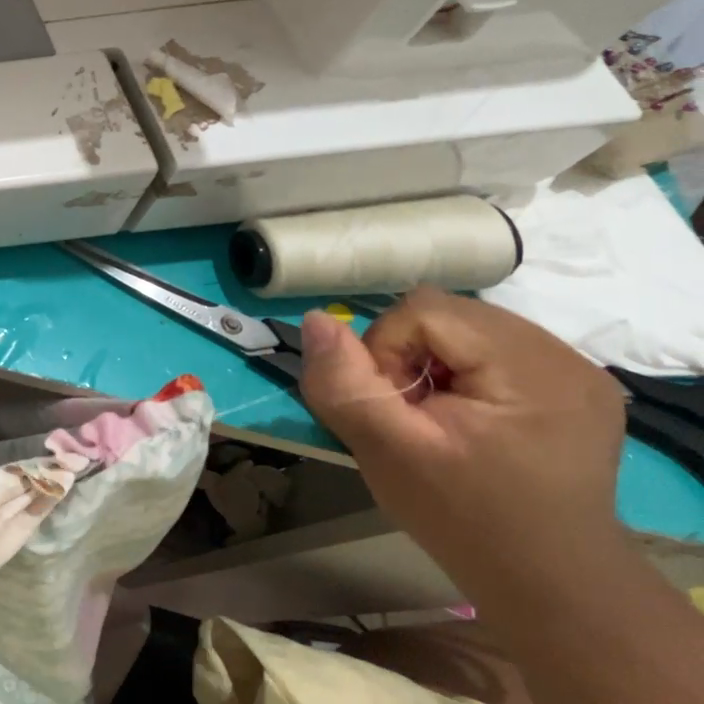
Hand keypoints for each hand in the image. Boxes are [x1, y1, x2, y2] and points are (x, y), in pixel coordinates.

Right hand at [297, 288, 626, 574]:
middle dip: (409, 353)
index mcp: (530, 368)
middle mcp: (564, 356)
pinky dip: (461, 371)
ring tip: (438, 416)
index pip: (423, 311)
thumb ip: (343, 381)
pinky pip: (492, 347)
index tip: (397, 409)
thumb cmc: (462, 516)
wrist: (547, 580)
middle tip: (414, 414)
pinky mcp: (572, 387)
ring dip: (432, 361)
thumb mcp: (384, 448)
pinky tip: (467, 416)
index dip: (386, 351)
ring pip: (465, 325)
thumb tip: (317, 319)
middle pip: (447, 311)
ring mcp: (576, 371)